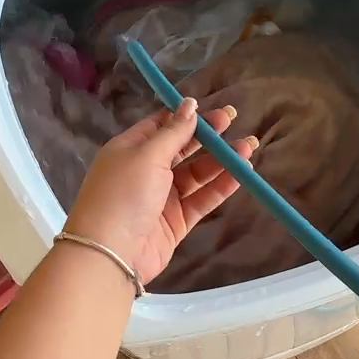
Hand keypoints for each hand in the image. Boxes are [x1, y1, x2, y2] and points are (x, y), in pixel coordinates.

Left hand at [64, 98, 256, 284]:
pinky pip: (201, 199)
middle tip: (233, 119)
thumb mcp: (147, 155)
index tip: (210, 107)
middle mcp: (145, 170)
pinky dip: (220, 187)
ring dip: (221, 160)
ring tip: (249, 146)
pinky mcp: (176, 222)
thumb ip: (173, 132)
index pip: (160, 126)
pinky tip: (240, 174)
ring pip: (196, 174)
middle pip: (181, 148)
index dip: (185, 116)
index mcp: (130, 149)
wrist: (109, 254)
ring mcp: (161, 197)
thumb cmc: (123, 193)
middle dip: (207, 135)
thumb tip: (189, 104)